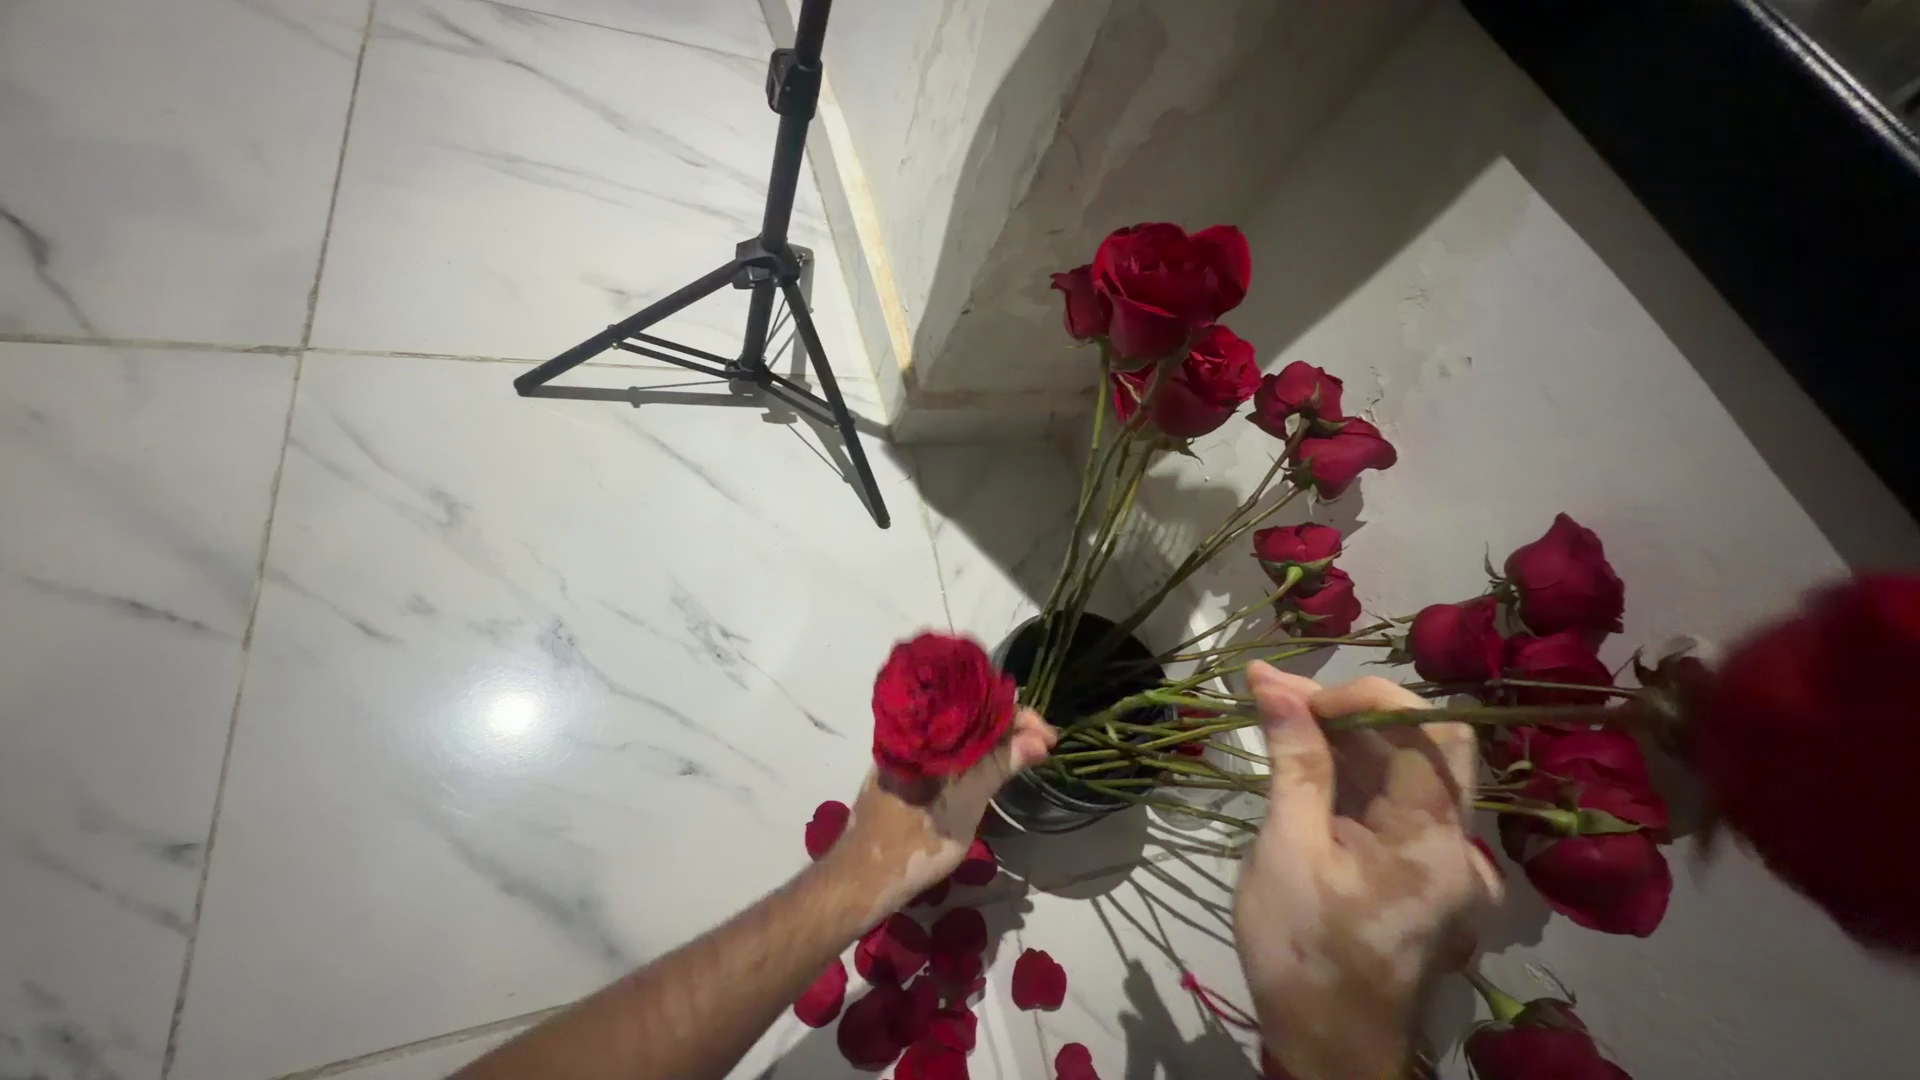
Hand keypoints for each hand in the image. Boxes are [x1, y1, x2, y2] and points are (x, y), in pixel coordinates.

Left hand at [827, 708, 1056, 918]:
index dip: (1019, 716)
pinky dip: (978, 750)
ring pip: (964, 730)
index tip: (1049, 737)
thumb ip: (998, 767)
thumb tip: (1038, 739)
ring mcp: (912, 748)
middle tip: (1044, 746)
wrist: (861, 877)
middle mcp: (917, 731)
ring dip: (998, 738)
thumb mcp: (963, 807)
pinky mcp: (909, 765)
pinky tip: (996, 762)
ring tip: (1029, 752)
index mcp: (926, 732)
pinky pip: (951, 745)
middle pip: (973, 712)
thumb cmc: (911, 844)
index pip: (981, 704)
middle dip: (1013, 725)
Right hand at [1233, 663, 1501, 1079]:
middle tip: (1274, 691)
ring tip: (1275, 709)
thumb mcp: (1286, 849)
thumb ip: (1293, 762)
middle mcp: (1457, 841)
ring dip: (1343, 731)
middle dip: (1346, 706)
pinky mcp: (1420, 864)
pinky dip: (1348, 766)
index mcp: (1433, 841)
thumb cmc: (1301, 949)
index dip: (1360, 695)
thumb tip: (1273, 685)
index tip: (1289, 692)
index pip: (1427, 730)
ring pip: (1405, 763)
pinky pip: (1392, 796)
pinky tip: (1302, 752)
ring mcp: (1443, 855)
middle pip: (1421, 741)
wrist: (1327, 1042)